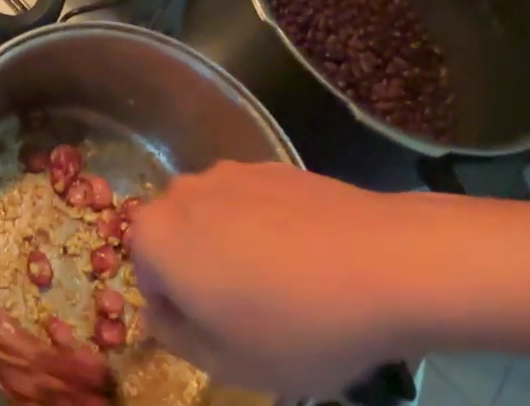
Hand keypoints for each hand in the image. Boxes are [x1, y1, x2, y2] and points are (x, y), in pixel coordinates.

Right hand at [131, 161, 429, 400]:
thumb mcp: (230, 364)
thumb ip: (176, 338)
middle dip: (200, 270)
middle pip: (176, 237)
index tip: (217, 332)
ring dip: (233, 247)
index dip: (176, 309)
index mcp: (158, 237)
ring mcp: (230, 173)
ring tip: (287, 286)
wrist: (386, 263)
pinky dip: (268, 228)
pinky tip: (311, 260)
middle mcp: (183, 192)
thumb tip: (161, 313)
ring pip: (215, 218)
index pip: (143, 274)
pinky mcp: (273, 166)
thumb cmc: (297, 324)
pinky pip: (253, 203)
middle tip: (248, 312)